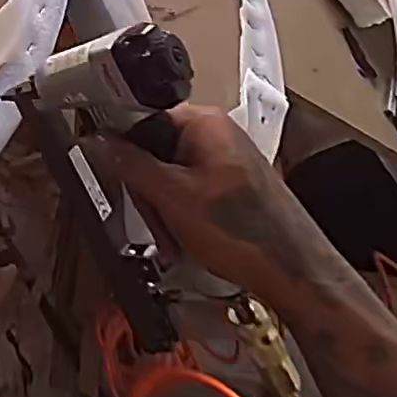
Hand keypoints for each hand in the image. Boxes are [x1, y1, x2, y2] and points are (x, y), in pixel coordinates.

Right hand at [108, 104, 346, 304]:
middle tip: (153, 215)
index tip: (112, 170)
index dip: (123, 147)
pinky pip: (190, 187)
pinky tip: (185, 236)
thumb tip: (97, 141)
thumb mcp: (172, 196)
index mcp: (203, 122)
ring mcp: (225, 158)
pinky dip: (181, 211)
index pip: (142, 118)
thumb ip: (130, 164)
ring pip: (170, 172)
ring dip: (162, 205)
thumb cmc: (244, 232)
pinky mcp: (232, 184)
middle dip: (147, 187)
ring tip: (172, 235)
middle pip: (155, 148)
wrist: (299, 277)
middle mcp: (215, 133)